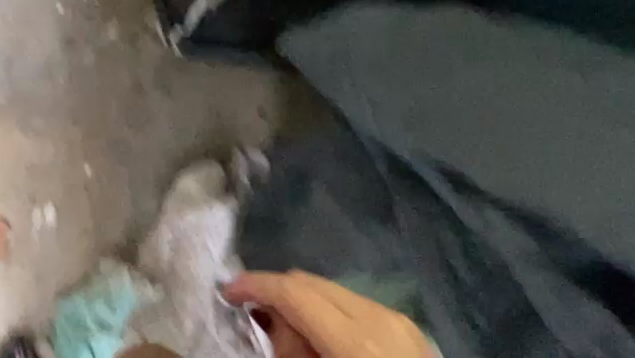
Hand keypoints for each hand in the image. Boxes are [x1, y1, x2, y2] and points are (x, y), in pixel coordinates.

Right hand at [222, 271, 432, 357]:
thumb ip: (292, 354)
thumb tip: (273, 322)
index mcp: (359, 343)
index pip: (294, 293)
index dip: (254, 286)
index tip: (225, 293)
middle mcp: (380, 318)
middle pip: (310, 283)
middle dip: (276, 295)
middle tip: (251, 320)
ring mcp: (399, 322)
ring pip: (331, 292)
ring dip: (302, 305)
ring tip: (289, 340)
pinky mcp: (409, 331)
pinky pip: (353, 308)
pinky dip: (328, 316)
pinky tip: (321, 346)